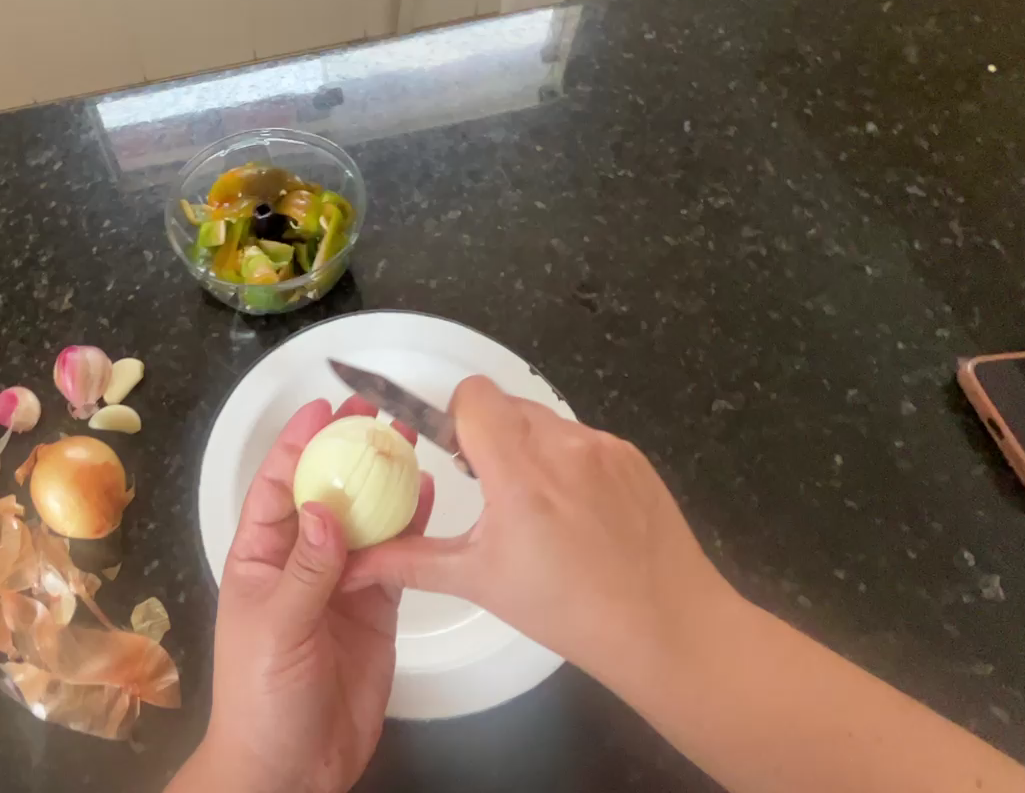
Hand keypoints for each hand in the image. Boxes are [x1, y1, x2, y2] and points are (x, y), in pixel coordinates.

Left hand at [172, 397, 435, 792]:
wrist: (292, 767)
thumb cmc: (260, 692)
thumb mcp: (275, 624)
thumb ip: (304, 567)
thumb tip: (325, 507)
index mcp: (261, 552)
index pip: (277, 484)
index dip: (297, 443)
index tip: (323, 407)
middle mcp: (301, 556)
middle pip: (326, 490)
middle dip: (345, 449)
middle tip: (374, 411)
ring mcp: (341, 579)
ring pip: (365, 518)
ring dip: (383, 480)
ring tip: (409, 439)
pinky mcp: (376, 605)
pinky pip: (396, 557)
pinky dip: (411, 526)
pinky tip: (428, 496)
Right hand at [344, 376, 734, 683]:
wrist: (673, 629)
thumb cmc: (568, 610)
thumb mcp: (479, 582)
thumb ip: (409, 560)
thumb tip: (350, 563)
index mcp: (519, 475)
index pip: (473, 396)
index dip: (456, 414)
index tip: (458, 452)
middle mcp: (562, 447)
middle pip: (504, 403)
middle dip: (488, 432)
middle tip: (493, 485)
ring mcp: (603, 447)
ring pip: (542, 419)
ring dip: (527, 445)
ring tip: (540, 503)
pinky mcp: (631, 454)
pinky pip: (580, 437)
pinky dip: (566, 460)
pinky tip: (580, 510)